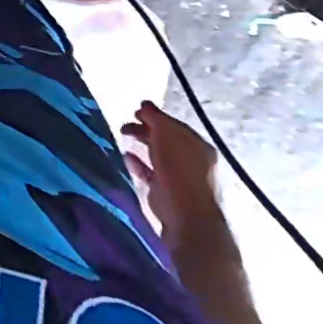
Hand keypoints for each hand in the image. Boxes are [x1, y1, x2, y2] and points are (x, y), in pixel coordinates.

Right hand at [121, 101, 225, 252]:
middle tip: (125, 123)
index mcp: (198, 146)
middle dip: (146, 128)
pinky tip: (127, 156)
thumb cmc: (180, 173)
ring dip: (141, 144)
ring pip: (157, 154)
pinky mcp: (167, 193)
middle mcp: (193, 161)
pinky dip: (138, 163)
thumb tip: (145, 103)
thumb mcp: (167, 138)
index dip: (155, 116)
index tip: (135, 110)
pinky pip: (150, 172)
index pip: (174, 124)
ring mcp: (180, 178)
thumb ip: (156, 119)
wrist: (187, 220)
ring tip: (124, 136)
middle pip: (165, 138)